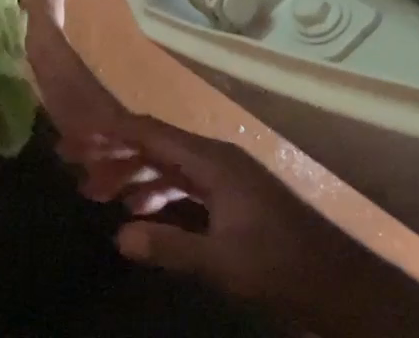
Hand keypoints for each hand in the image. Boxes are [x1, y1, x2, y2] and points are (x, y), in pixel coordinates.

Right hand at [64, 113, 380, 315]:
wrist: (345, 284)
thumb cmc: (282, 266)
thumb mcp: (223, 262)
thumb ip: (169, 247)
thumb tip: (118, 236)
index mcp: (212, 160)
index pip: (149, 133)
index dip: (107, 134)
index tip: (73, 139)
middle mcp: (215, 159)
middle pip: (153, 145)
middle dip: (113, 155)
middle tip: (74, 169)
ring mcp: (225, 177)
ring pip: (166, 165)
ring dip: (132, 176)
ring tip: (96, 193)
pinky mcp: (232, 198)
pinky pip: (182, 184)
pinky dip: (155, 193)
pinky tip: (138, 211)